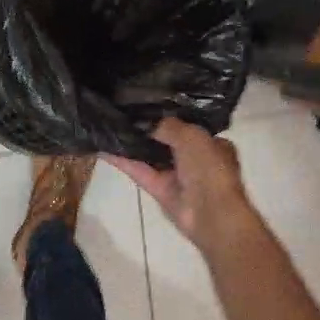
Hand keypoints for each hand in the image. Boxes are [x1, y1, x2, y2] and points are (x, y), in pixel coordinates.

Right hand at [104, 119, 259, 250]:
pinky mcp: (161, 192)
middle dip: (149, 130)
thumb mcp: (192, 136)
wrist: (212, 214)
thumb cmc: (210, 168)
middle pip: (168, 141)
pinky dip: (124, 161)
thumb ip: (168, 125)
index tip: (148, 104)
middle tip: (124, 112)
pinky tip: (106, 148)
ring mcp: (178, 177)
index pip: (189, 126)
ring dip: (133, 144)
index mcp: (213, 144)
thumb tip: (147, 122)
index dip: (170, 116)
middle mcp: (196, 160)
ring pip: (151, 157)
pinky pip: (141, 172)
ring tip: (111, 124)